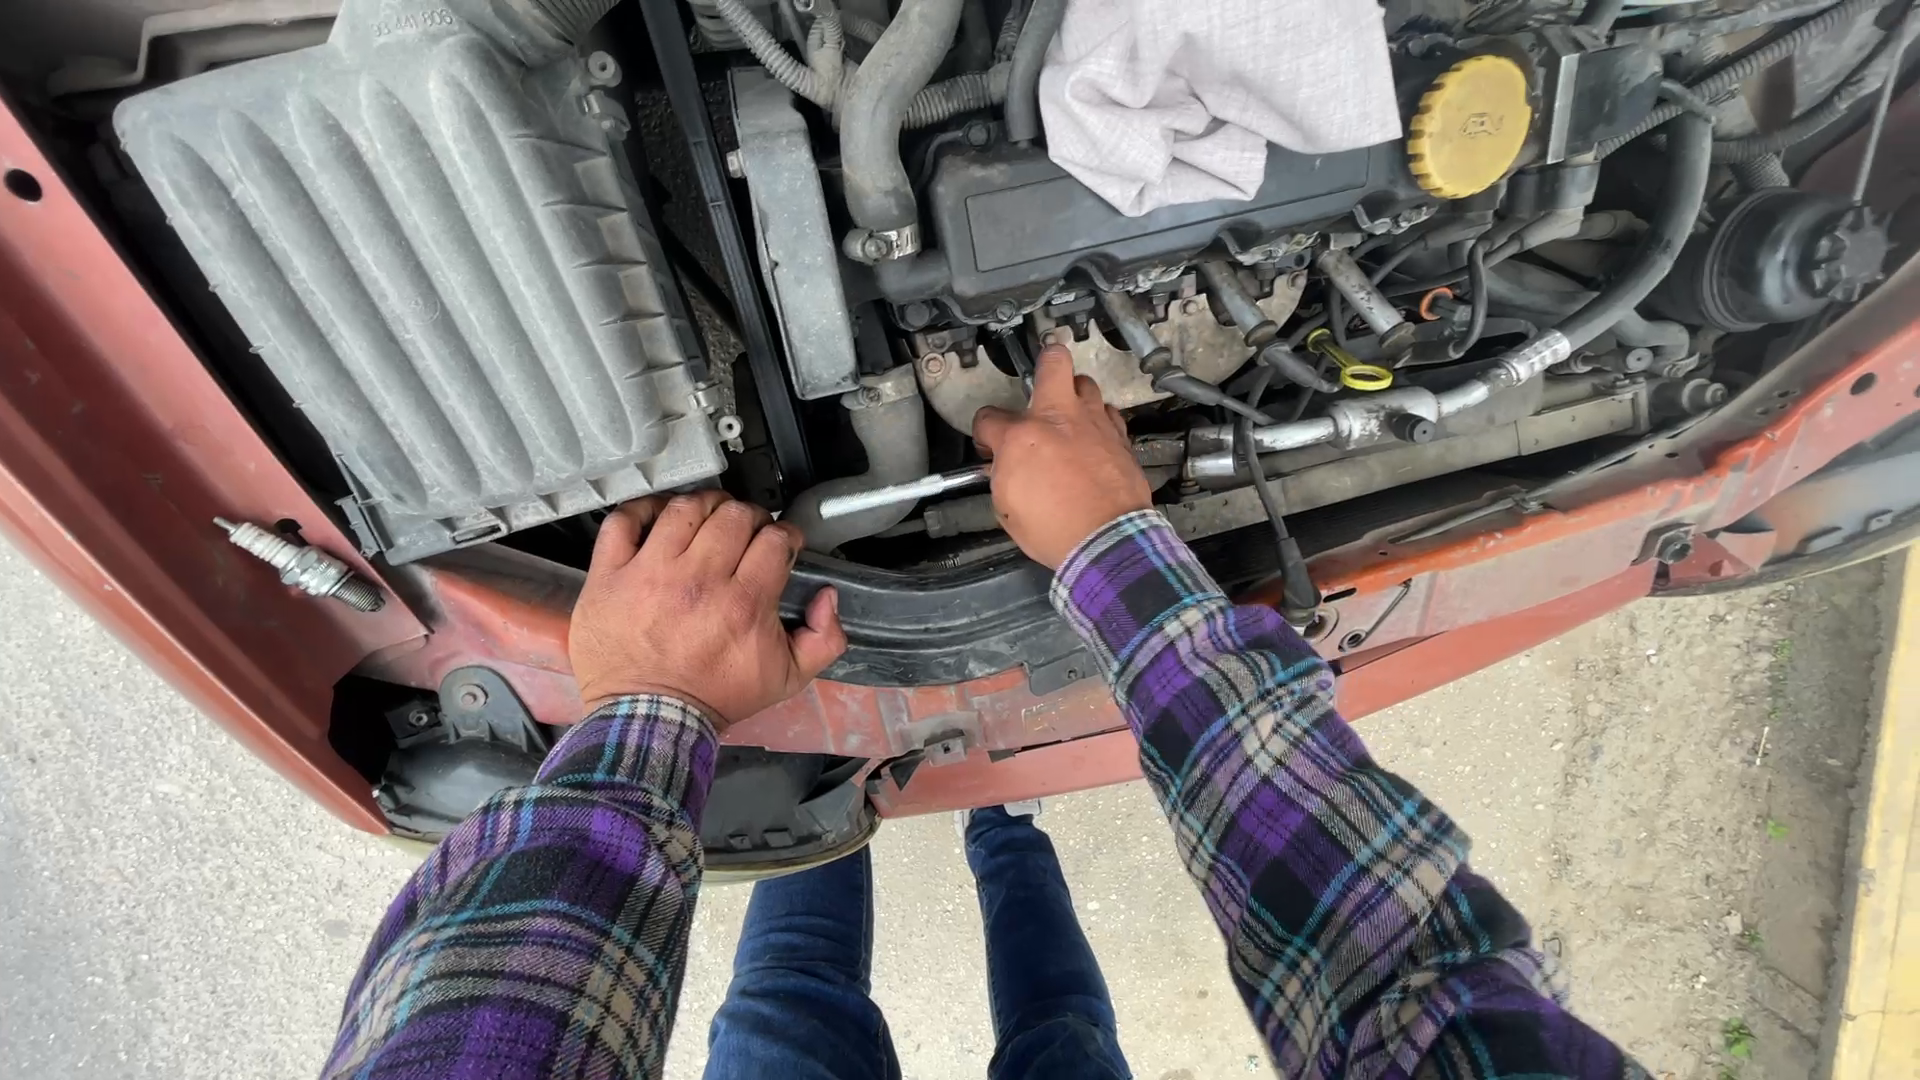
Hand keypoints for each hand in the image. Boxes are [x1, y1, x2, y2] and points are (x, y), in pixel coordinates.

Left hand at [569, 492, 846, 726]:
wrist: (649, 720)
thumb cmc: (716, 696)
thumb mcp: (788, 680)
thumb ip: (825, 639)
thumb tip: (827, 597)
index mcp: (744, 602)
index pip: (774, 539)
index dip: (785, 535)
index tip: (781, 544)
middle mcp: (698, 579)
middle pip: (734, 516)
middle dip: (750, 517)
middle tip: (748, 532)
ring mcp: (650, 573)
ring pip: (685, 509)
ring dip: (705, 506)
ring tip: (708, 520)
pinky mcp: (610, 575)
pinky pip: (624, 520)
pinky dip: (643, 509)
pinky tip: (659, 518)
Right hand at [971, 345, 1151, 569]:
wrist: (1106, 541)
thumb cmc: (1057, 530)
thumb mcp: (1007, 509)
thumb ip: (1002, 475)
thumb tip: (1004, 466)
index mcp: (1020, 438)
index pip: (989, 418)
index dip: (984, 432)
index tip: (989, 444)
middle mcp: (1058, 420)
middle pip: (1053, 363)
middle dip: (1045, 362)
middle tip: (1041, 377)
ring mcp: (1093, 424)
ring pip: (1086, 384)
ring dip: (1075, 393)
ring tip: (1069, 411)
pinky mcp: (1120, 439)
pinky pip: (1109, 414)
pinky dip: (1100, 420)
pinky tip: (1094, 435)